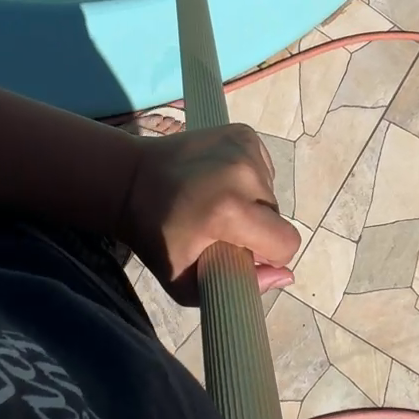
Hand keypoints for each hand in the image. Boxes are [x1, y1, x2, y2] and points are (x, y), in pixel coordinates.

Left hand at [120, 122, 300, 304]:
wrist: (131, 179)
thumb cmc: (155, 237)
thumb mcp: (185, 281)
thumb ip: (241, 286)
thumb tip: (286, 276)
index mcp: (229, 210)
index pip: (285, 242)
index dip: (270, 256)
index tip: (244, 254)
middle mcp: (244, 172)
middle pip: (276, 216)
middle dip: (257, 229)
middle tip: (222, 228)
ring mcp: (244, 147)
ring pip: (269, 191)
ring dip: (252, 203)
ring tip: (216, 202)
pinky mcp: (243, 132)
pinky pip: (264, 168)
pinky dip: (250, 179)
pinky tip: (220, 181)